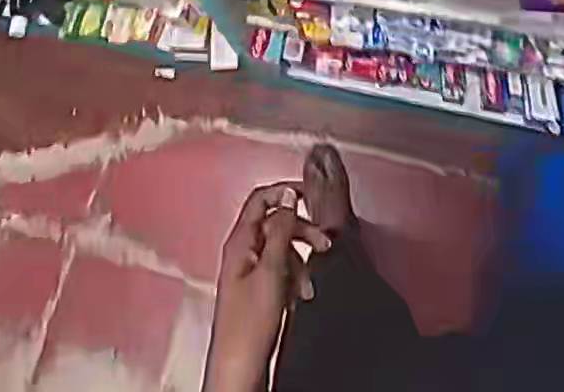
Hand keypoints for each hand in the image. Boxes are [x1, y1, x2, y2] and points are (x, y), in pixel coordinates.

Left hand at [204, 183, 331, 391]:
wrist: (239, 371)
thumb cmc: (250, 324)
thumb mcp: (271, 271)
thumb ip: (281, 231)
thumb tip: (288, 197)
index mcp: (240, 240)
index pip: (260, 199)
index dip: (284, 192)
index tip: (308, 196)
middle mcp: (242, 251)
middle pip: (274, 223)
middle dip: (300, 231)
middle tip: (324, 242)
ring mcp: (248, 271)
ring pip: (280, 249)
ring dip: (299, 260)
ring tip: (310, 284)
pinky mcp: (257, 291)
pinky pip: (279, 271)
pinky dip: (293, 278)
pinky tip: (300, 296)